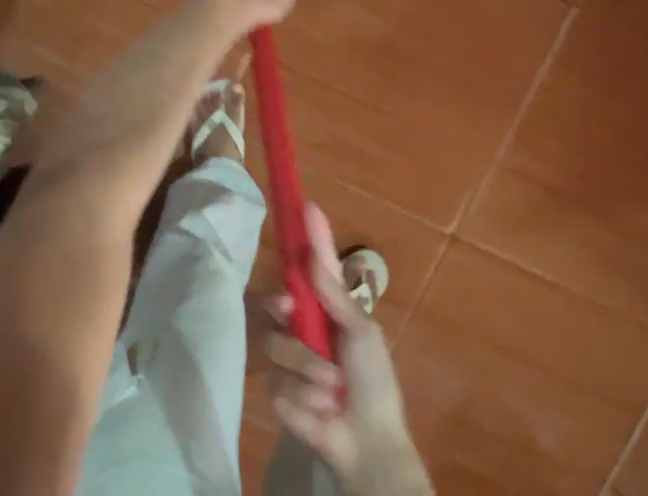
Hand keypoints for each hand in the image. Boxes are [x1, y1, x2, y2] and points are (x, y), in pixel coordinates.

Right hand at [267, 206, 432, 495]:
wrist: (367, 440)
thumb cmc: (374, 381)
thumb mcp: (361, 333)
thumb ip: (334, 294)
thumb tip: (314, 252)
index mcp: (325, 308)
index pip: (308, 267)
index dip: (307, 239)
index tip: (306, 206)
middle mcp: (300, 326)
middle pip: (273, 300)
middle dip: (281, 307)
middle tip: (290, 313)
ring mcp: (284, 356)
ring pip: (275, 343)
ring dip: (308, 367)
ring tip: (332, 388)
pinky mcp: (275, 388)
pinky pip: (277, 379)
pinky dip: (303, 393)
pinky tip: (321, 408)